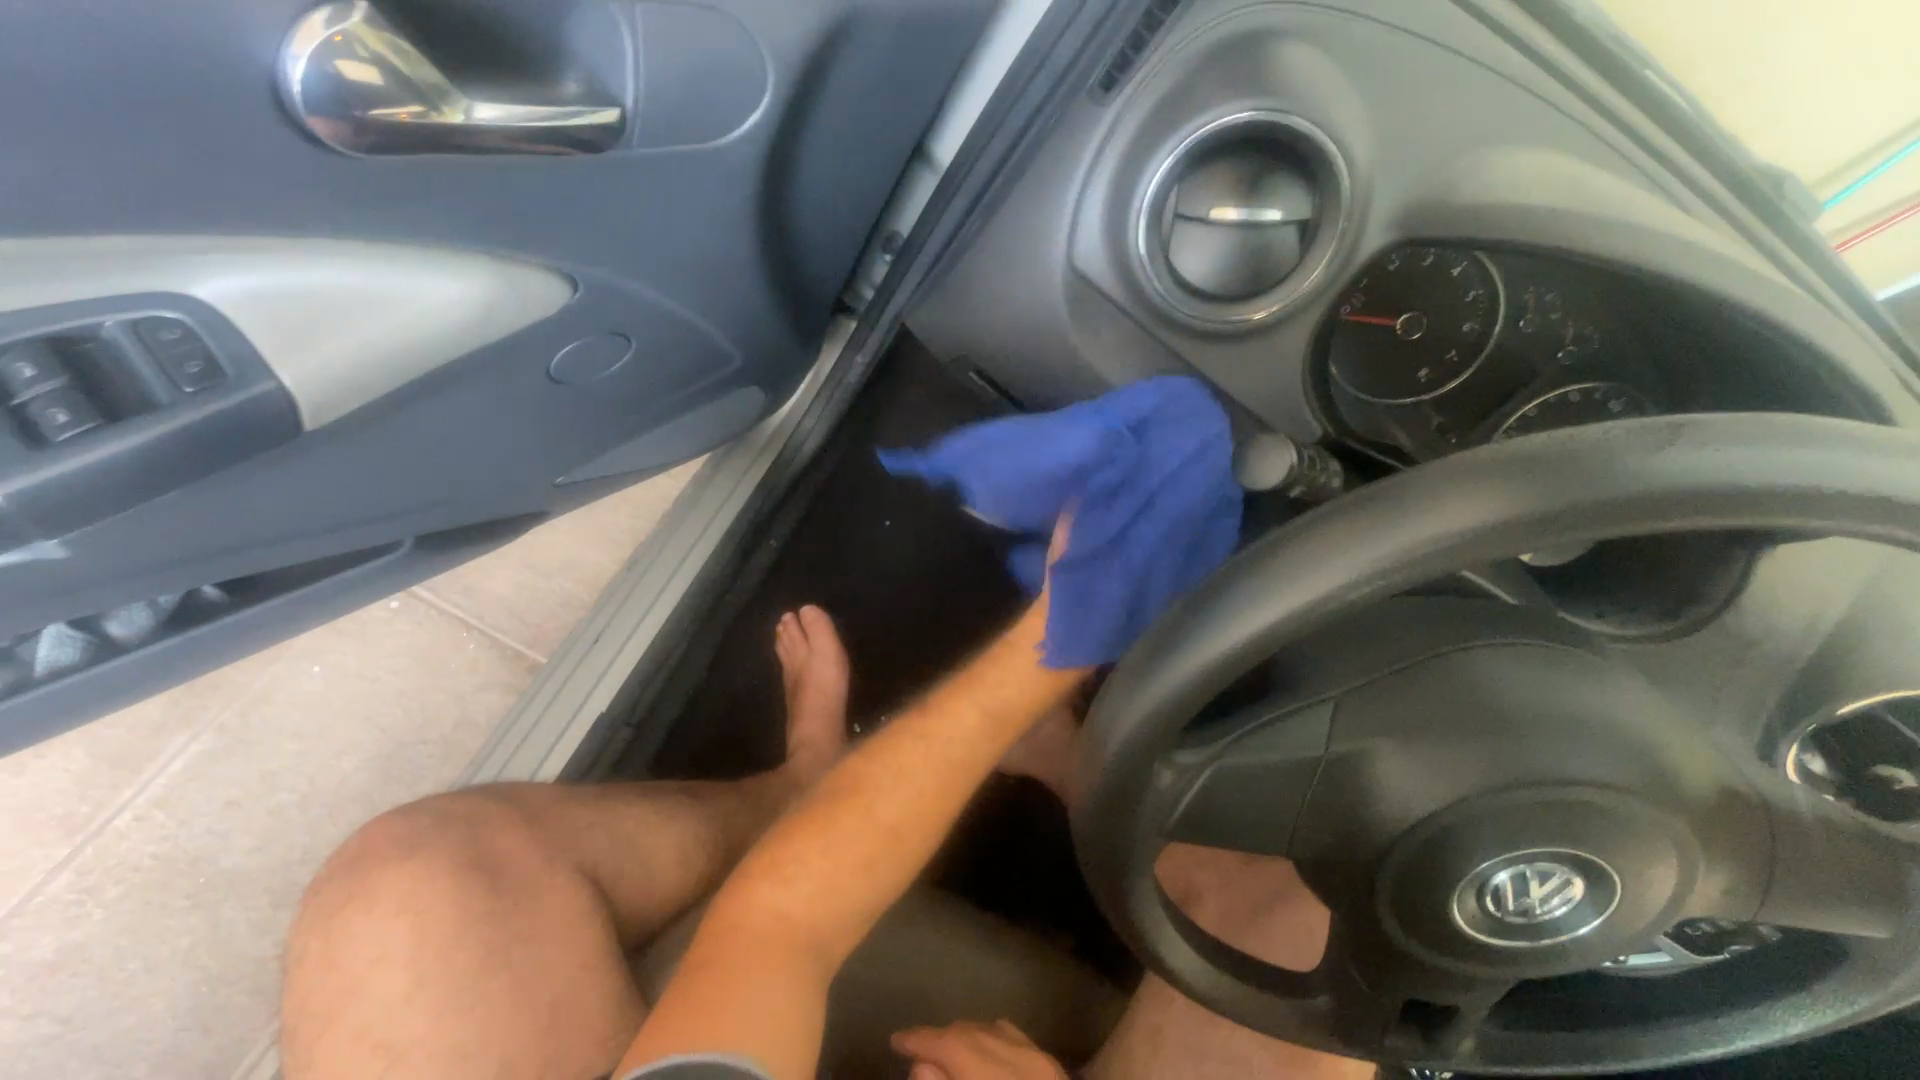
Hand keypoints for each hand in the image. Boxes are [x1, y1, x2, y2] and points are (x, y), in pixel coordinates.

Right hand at [890, 1020, 1068, 1079]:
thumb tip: (923, 1065)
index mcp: (992, 1077)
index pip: (952, 1043)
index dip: (919, 1039)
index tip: (896, 1042)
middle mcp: (1022, 1061)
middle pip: (973, 1034)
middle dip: (942, 1039)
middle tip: (917, 1053)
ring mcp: (1043, 1063)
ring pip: (995, 1032)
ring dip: (967, 1038)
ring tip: (946, 1055)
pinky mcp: (1056, 1071)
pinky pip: (1018, 1041)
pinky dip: (995, 1041)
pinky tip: (985, 1056)